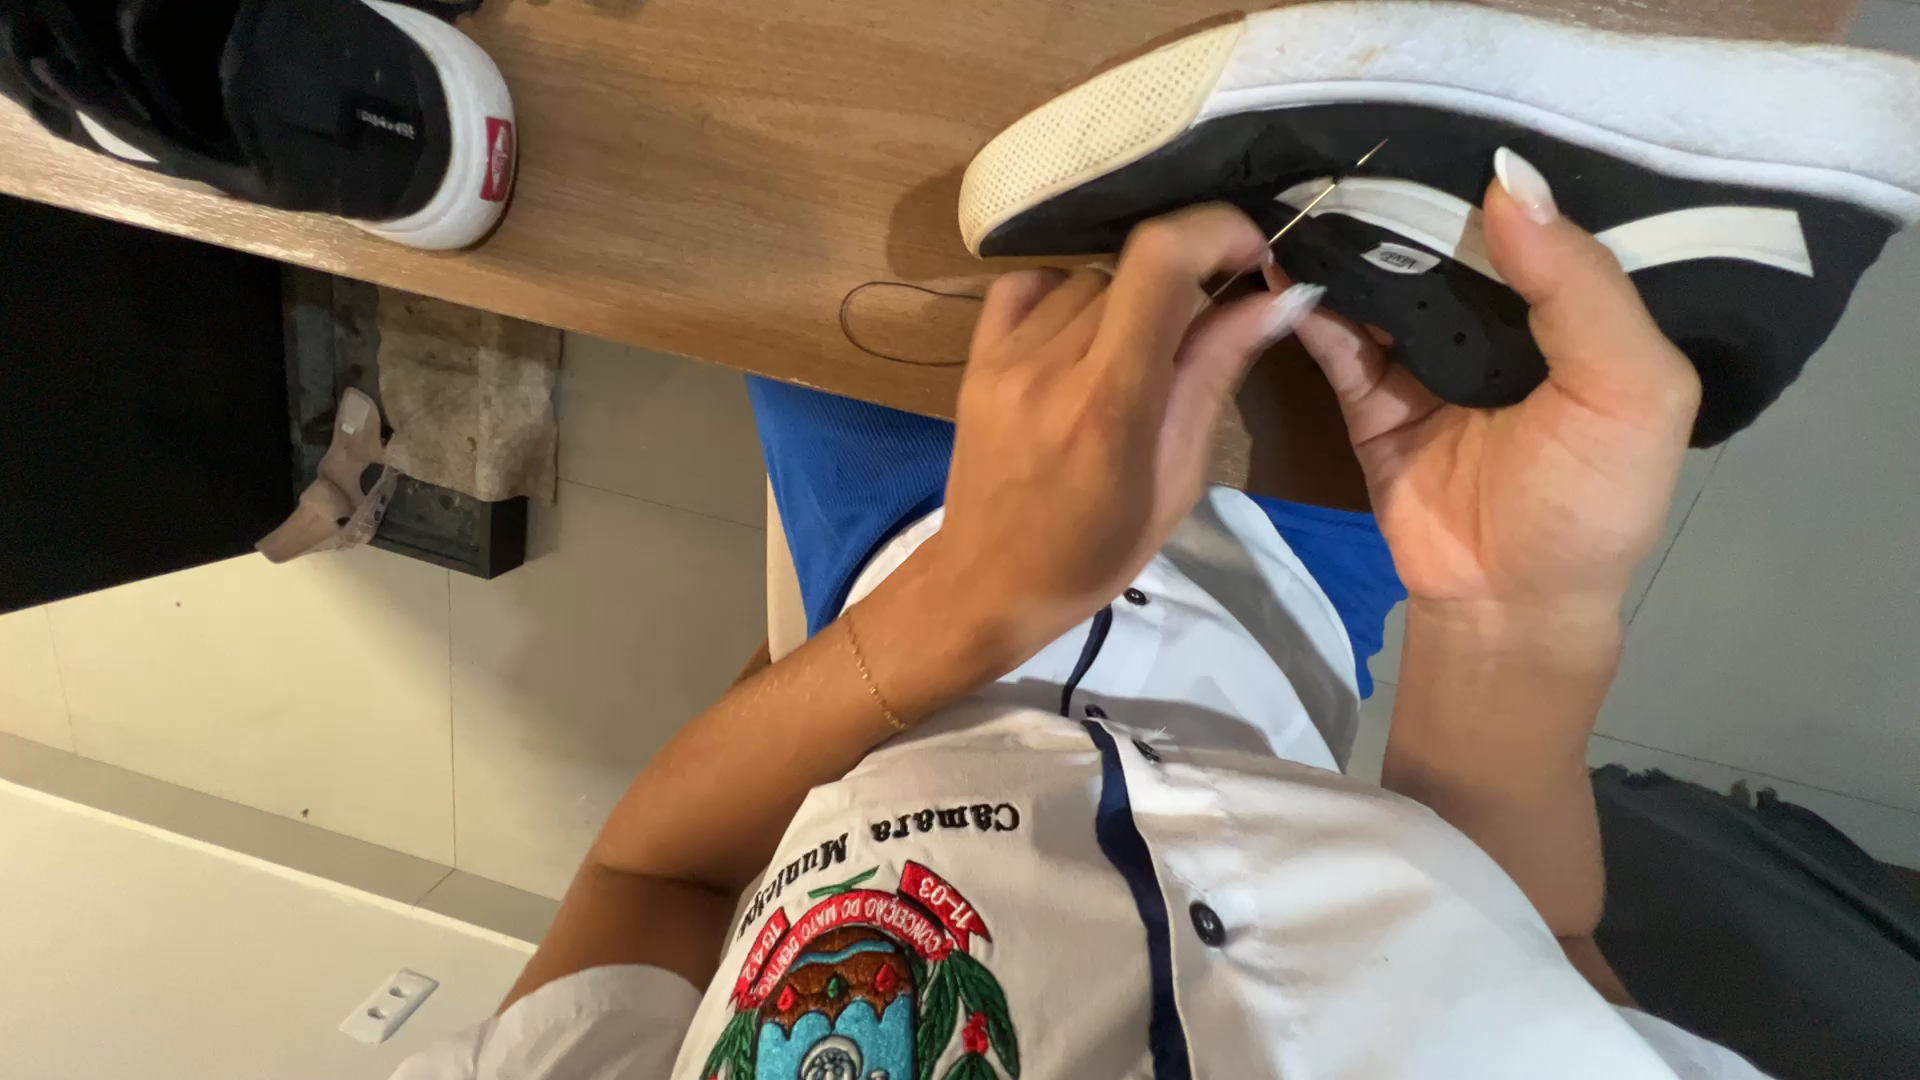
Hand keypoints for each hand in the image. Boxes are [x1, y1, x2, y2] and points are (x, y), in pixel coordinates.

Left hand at [923, 204, 1322, 662]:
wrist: (989, 582)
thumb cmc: (1093, 553)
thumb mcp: (1174, 481)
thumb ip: (1212, 378)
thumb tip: (1273, 299)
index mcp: (1109, 402)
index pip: (1160, 260)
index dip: (1215, 231)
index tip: (1248, 254)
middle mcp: (1049, 365)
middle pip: (1129, 267)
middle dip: (1178, 285)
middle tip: (1191, 334)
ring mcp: (1002, 360)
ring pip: (1083, 278)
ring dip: (1122, 302)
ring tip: (1126, 358)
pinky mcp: (973, 363)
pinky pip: (1023, 287)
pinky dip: (1062, 295)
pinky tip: (1073, 336)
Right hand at [1287, 149, 1700, 623]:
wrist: (1503, 597)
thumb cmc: (1589, 498)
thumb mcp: (1629, 389)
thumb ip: (1579, 288)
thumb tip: (1509, 180)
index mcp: (1572, 316)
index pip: (1531, 229)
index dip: (1493, 181)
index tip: (1440, 126)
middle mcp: (1496, 330)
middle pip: (1447, 254)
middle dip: (1408, 210)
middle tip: (1357, 156)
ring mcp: (1423, 366)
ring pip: (1385, 295)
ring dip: (1351, 256)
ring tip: (1311, 206)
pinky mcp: (1368, 403)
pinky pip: (1339, 349)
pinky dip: (1316, 315)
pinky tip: (1290, 275)